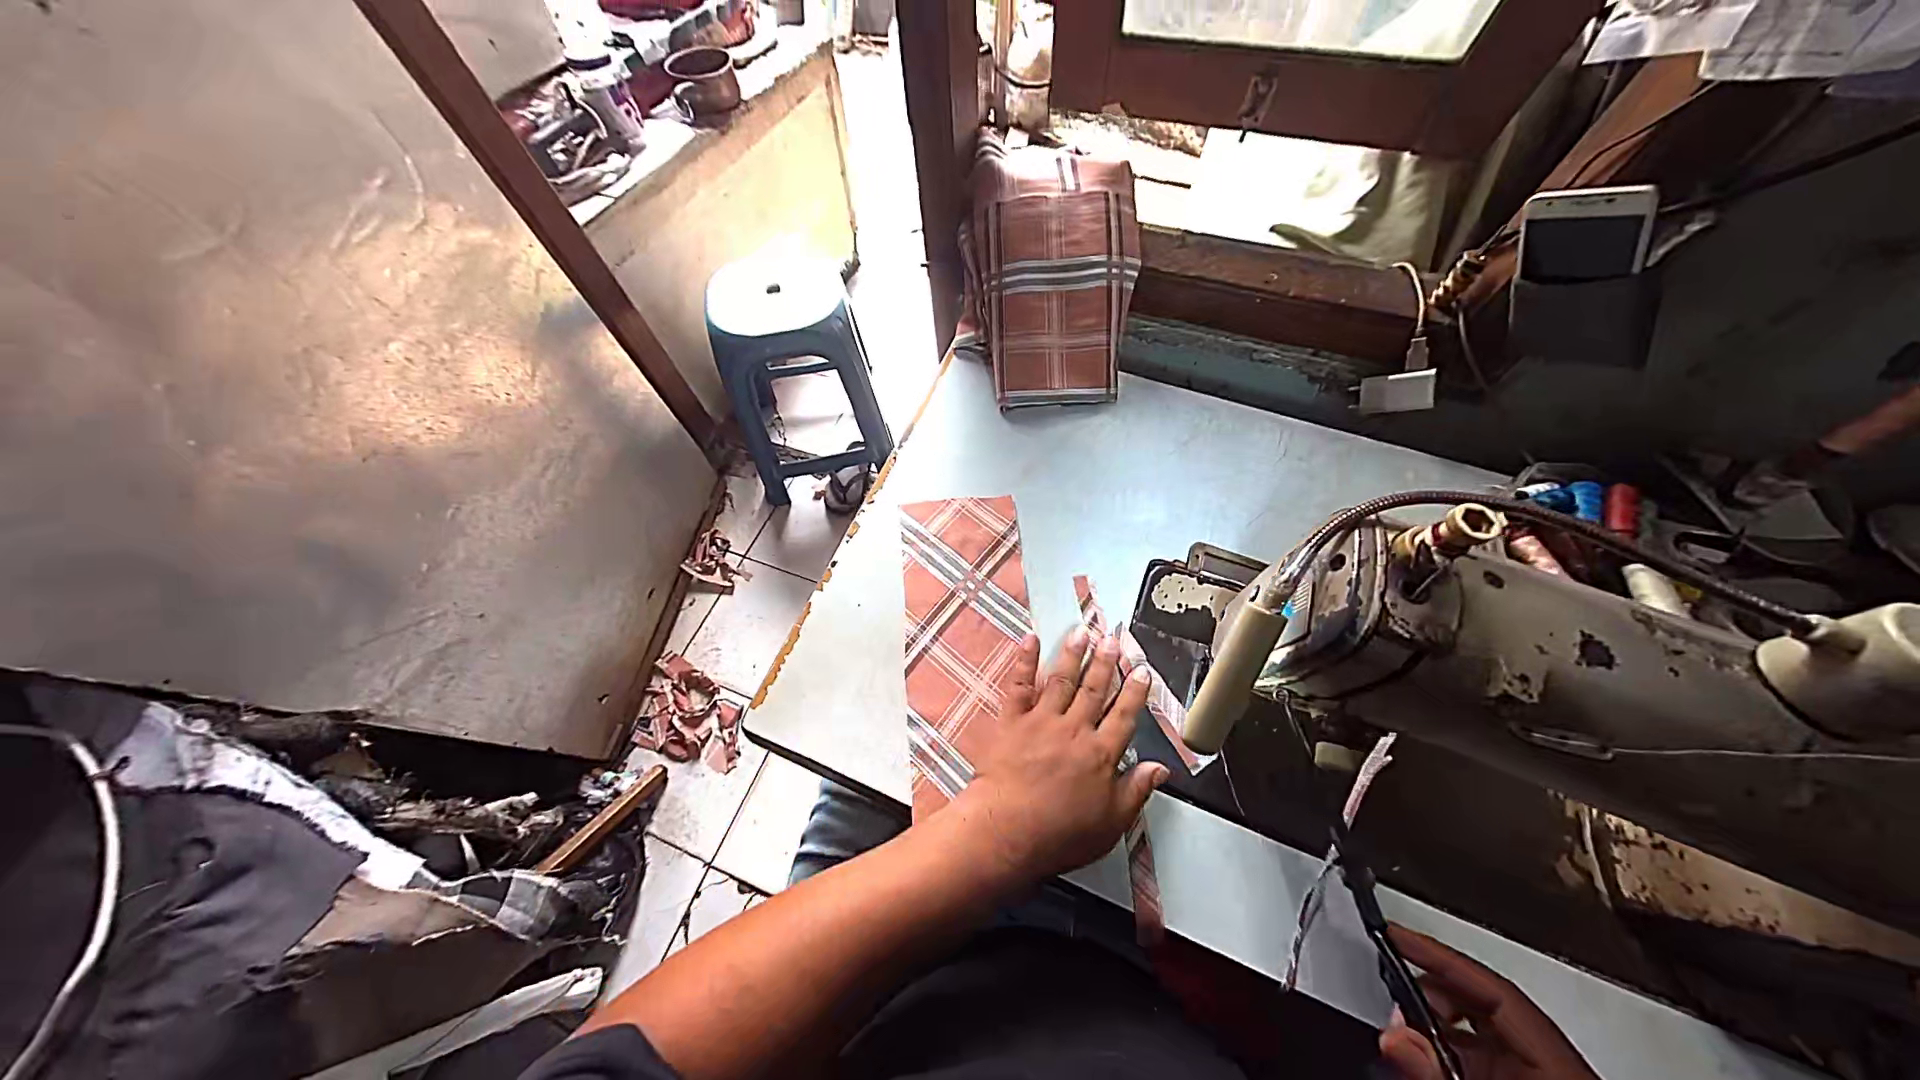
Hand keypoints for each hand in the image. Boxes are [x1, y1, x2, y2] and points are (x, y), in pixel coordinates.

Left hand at [949, 627, 1168, 884]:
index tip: (1141, 672)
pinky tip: (1030, 640)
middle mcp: (1074, 731)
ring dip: (1073, 654)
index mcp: (1100, 754)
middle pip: (1095, 689)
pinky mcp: (1012, 721)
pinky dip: (1025, 660)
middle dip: (1106, 662)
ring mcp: (1042, 722)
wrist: (1008, 831)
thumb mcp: (1111, 823)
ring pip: (1062, 680)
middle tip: (1114, 640)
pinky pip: (1019, 684)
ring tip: (1083, 632)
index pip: (1124, 715)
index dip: (1135, 692)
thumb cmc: (1057, 834)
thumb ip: (1136, 791)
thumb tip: (1158, 770)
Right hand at [1379, 925, 1600, 1079]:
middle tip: (1393, 989)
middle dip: (1430, 987)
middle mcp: (1554, 1063)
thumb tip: (1394, 1034)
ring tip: (1404, 1026)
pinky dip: (1446, 1042)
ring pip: (1479, 1024)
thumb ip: (1438, 1072)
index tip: (1395, 933)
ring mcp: (1540, 1073)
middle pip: (1483, 1000)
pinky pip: (1480, 1048)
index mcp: (1560, 1064)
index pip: (1494, 987)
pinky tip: (1425, 1053)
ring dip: (1434, 1018)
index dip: (1440, 954)